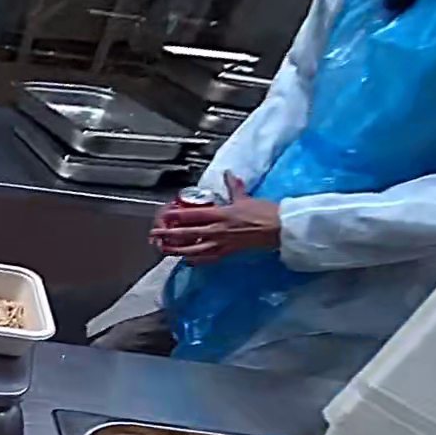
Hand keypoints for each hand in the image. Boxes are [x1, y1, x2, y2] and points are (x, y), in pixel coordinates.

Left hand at [150, 174, 281, 263]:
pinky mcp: (227, 253)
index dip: (175, 216)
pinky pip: (206, 259)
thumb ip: (233, 187)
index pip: (191, 215)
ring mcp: (220, 243)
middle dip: (168, 234)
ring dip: (176, 250)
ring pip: (192, 249)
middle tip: (154, 234)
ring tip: (164, 250)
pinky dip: (195, 260)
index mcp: (220, 214)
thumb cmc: (265, 212)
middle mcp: (217, 230)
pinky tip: (186, 261)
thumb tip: (228, 174)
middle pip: (187, 233)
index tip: (163, 216)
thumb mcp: (245, 198)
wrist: (281, 229)